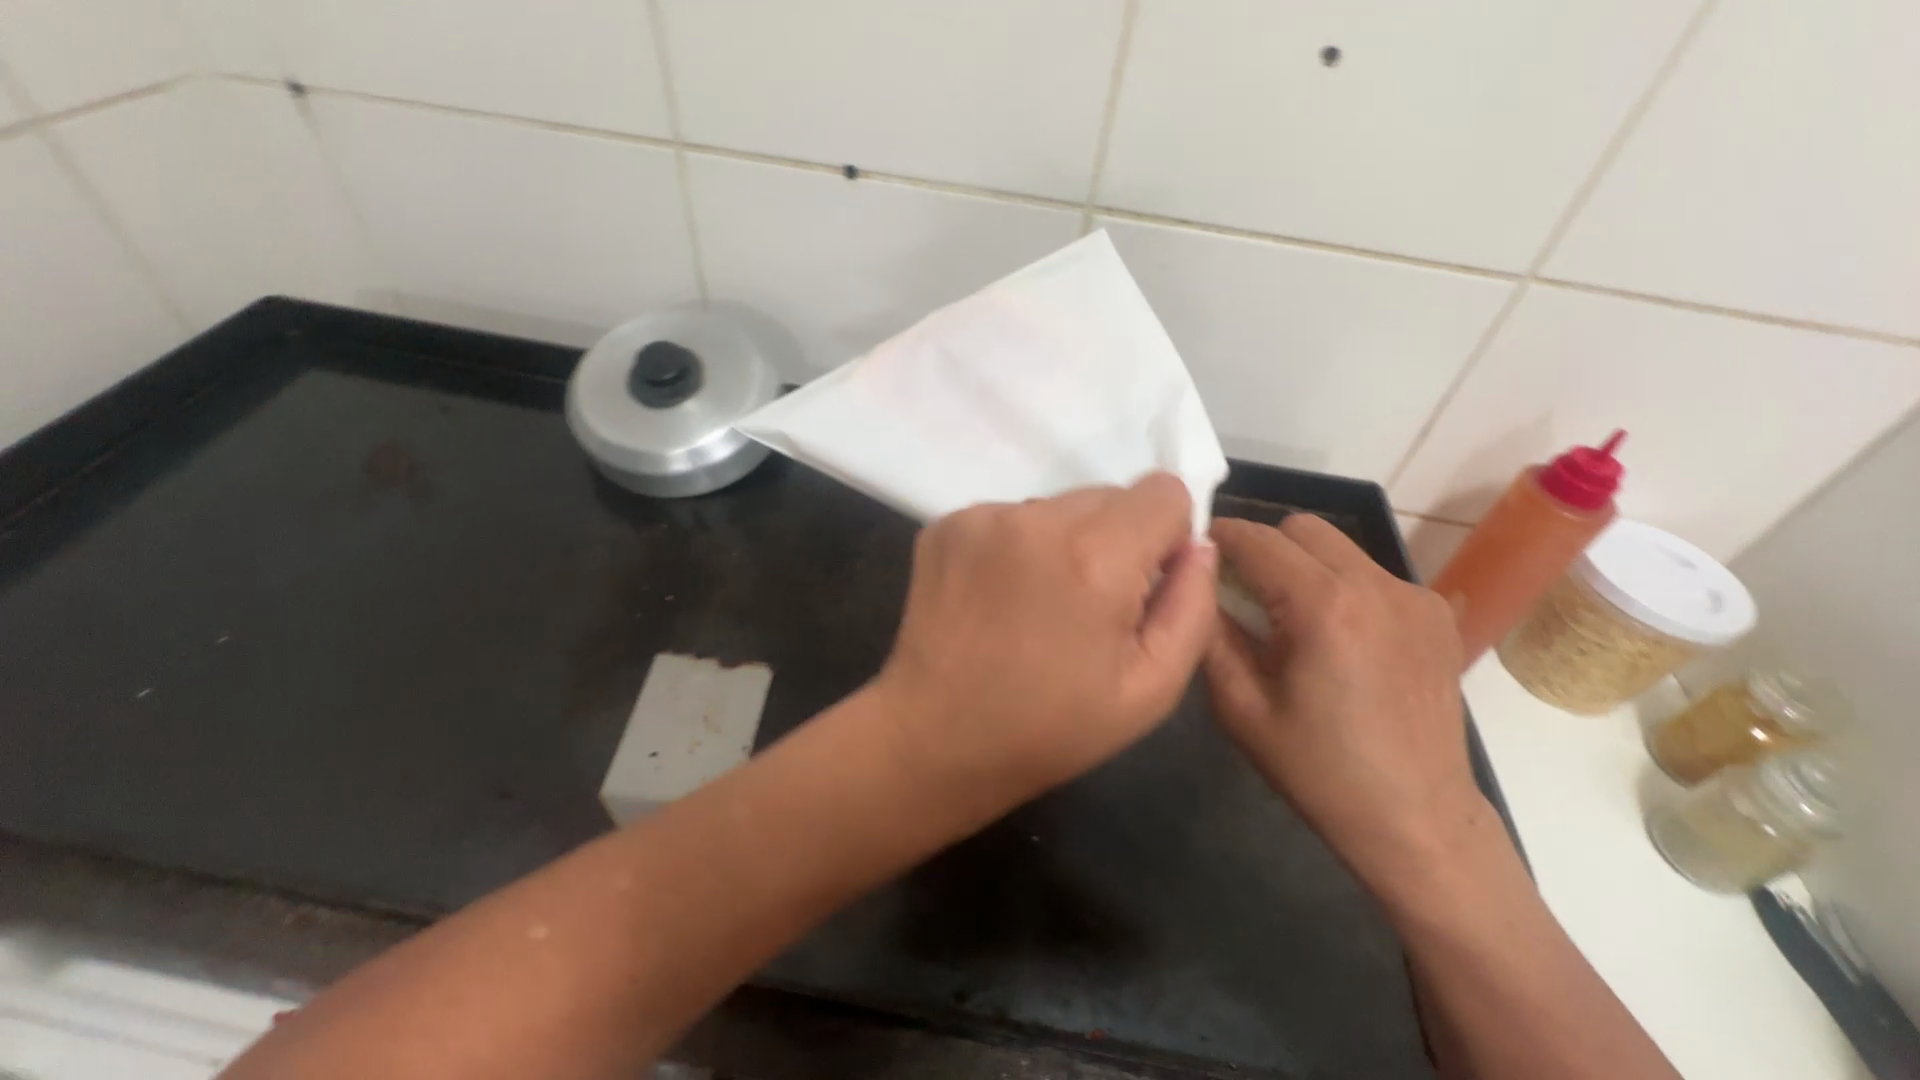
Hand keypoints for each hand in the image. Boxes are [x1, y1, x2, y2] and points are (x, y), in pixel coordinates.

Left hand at [874, 473, 1218, 810]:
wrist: (934, 739)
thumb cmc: (1050, 728)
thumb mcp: (1150, 691)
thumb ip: (1191, 607)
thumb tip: (1198, 546)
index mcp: (1096, 558)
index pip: (1164, 491)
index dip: (1167, 536)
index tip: (1144, 584)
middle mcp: (1037, 520)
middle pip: (1109, 494)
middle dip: (1116, 540)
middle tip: (1088, 608)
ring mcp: (982, 518)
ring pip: (1057, 506)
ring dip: (1064, 542)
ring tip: (1038, 607)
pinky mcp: (945, 525)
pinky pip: (1010, 517)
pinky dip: (1017, 548)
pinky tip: (1000, 601)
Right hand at [1204, 515, 1485, 898]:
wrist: (1416, 818)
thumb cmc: (1318, 770)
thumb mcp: (1241, 708)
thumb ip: (1211, 635)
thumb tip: (1192, 584)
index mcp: (1324, 608)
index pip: (1258, 540)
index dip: (1219, 537)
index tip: (1195, 552)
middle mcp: (1376, 585)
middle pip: (1303, 528)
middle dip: (1264, 546)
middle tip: (1242, 590)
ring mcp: (1415, 596)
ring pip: (1341, 548)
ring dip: (1305, 566)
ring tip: (1292, 619)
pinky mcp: (1437, 615)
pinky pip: (1374, 576)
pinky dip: (1345, 589)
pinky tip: (1340, 640)